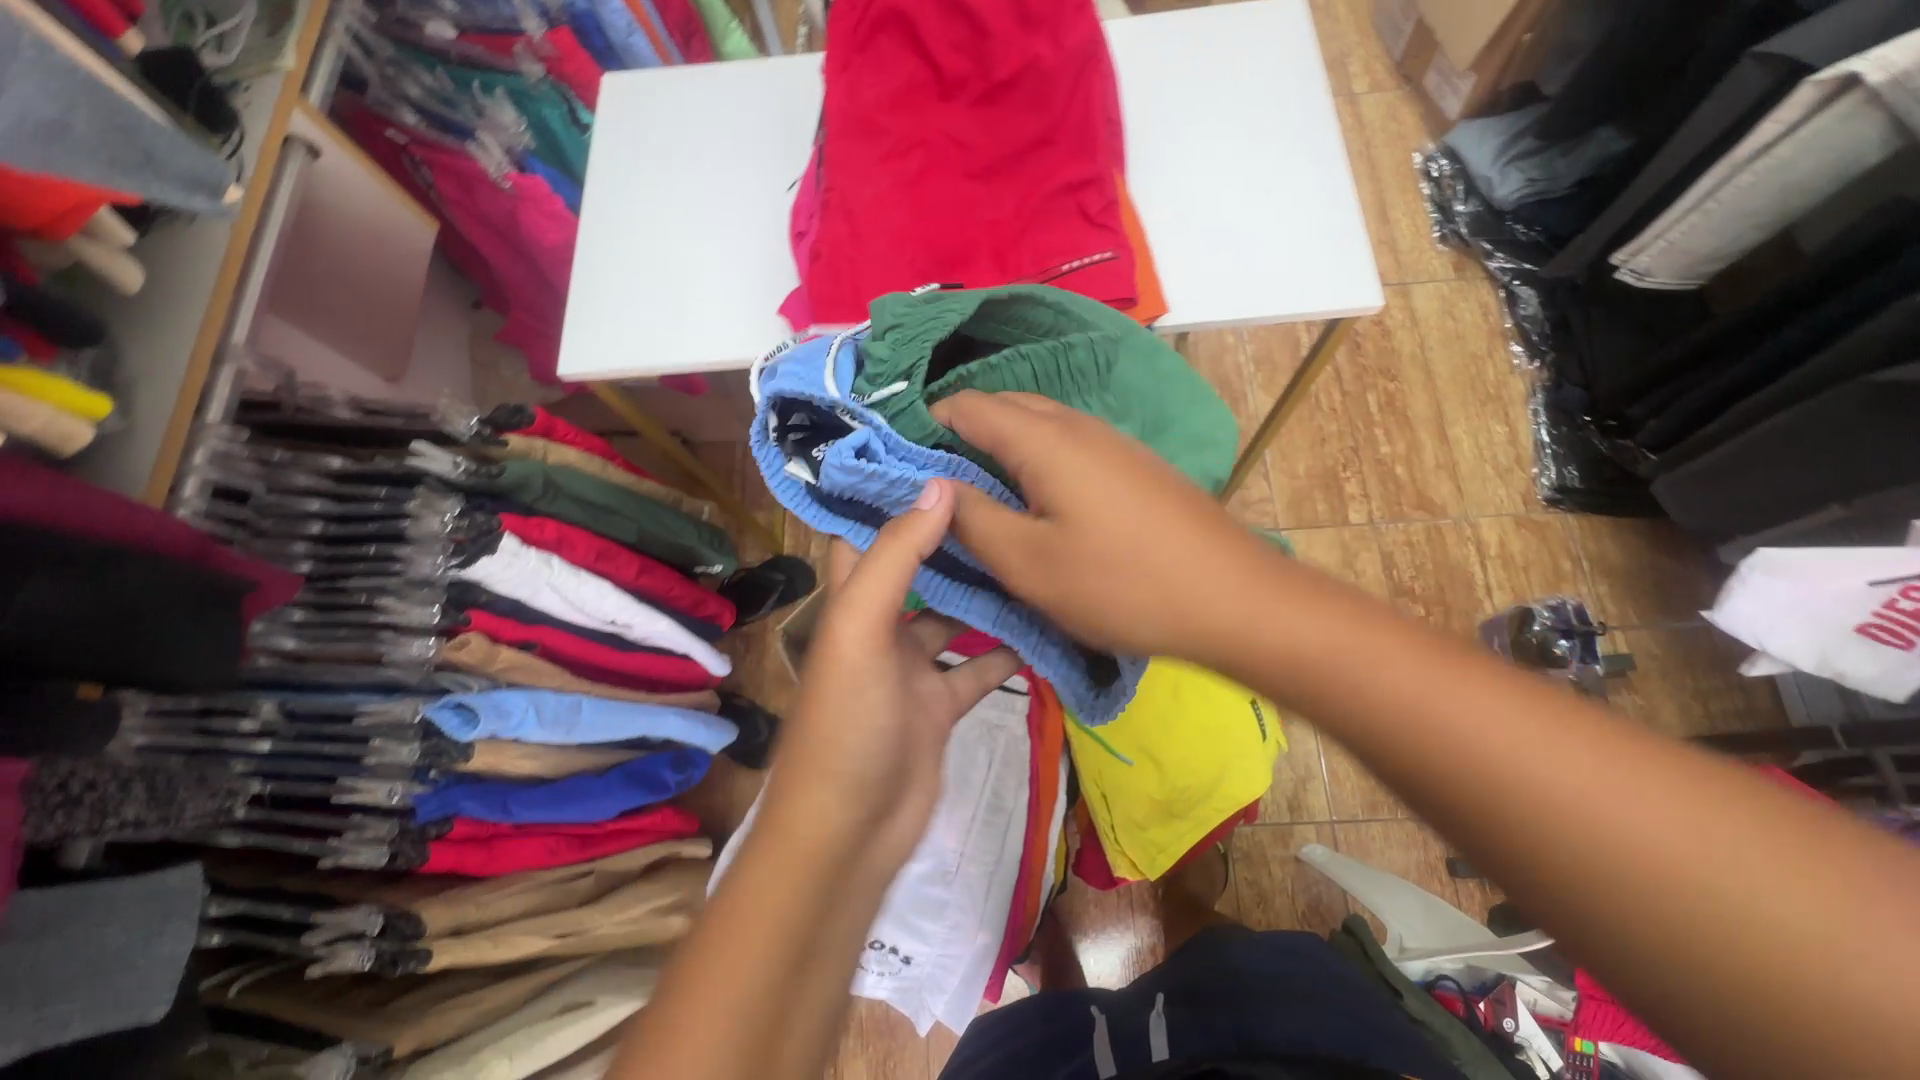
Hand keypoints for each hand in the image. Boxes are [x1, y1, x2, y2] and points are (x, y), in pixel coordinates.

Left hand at [764, 478, 1020, 872]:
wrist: (850, 832)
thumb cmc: (846, 725)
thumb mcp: (860, 632)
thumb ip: (895, 560)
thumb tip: (938, 487)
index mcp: (849, 603)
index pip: (866, 532)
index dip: (894, 493)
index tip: (945, 453)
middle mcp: (878, 628)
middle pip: (918, 570)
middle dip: (954, 537)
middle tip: (1009, 494)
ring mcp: (910, 669)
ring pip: (953, 617)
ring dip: (986, 593)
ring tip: (1035, 552)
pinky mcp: (940, 706)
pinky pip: (978, 668)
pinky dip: (1006, 651)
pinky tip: (1043, 627)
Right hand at [931, 390, 1276, 660]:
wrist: (1233, 598)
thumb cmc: (1121, 584)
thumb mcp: (1028, 563)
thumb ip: (971, 519)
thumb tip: (932, 485)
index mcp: (1043, 438)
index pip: (965, 405)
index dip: (924, 427)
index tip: (898, 467)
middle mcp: (1077, 424)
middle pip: (1003, 408)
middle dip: (961, 437)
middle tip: (934, 489)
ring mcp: (1112, 442)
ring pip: (1038, 428)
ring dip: (1000, 452)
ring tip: (978, 502)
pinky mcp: (1133, 467)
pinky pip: (1068, 448)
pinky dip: (1036, 465)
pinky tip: (1035, 508)